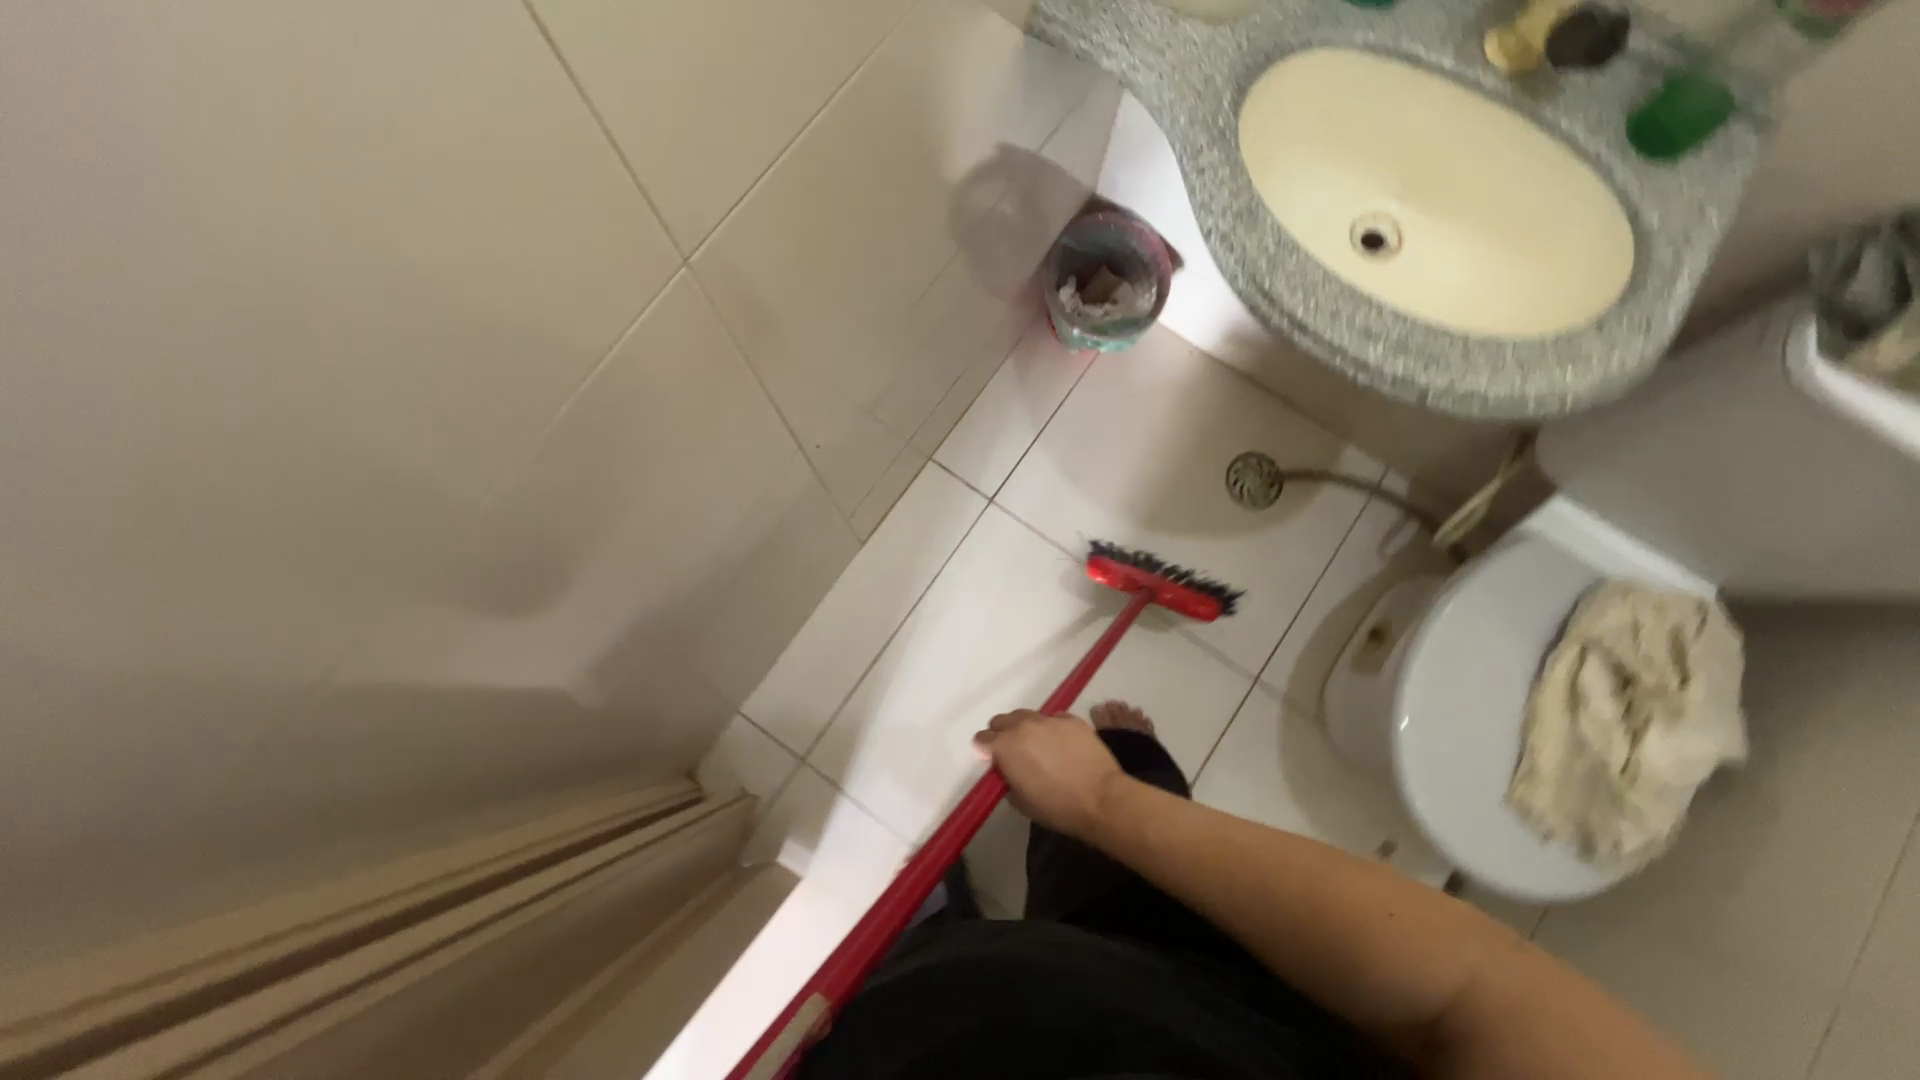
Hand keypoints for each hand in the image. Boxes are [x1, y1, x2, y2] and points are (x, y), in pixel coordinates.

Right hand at [973, 709, 1128, 838]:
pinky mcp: (1072, 719)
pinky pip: (1054, 719)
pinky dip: (1052, 729)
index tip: (995, 762)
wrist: (1100, 798)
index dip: (986, 751)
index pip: (982, 739)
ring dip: (1026, 729)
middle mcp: (1023, 726)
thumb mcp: (1019, 801)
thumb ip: (1007, 778)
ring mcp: (1049, 719)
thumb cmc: (1056, 806)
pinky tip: (1062, 745)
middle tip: (1015, 753)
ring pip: (1027, 716)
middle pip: (1002, 721)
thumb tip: (1008, 769)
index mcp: (1005, 746)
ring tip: (1040, 747)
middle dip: (1003, 735)